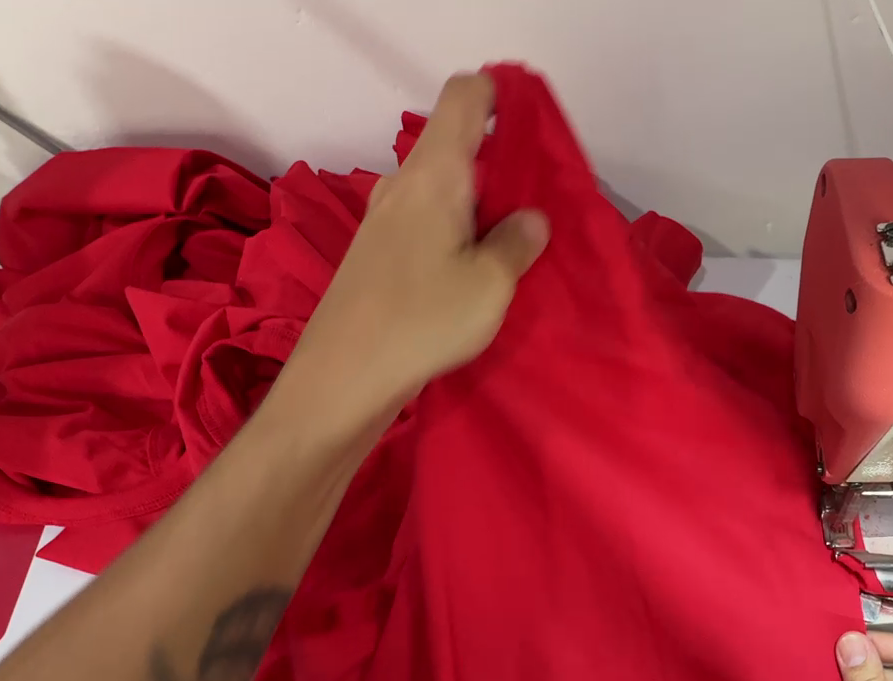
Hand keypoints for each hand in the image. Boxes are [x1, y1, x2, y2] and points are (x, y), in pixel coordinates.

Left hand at [282, 72, 549, 429]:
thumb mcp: (492, 283)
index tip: (536, 129)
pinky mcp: (384, 250)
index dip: (502, 96)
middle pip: (459, 144)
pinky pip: (433, 219)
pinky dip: (464, 229)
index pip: (465, 97)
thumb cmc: (424, 319)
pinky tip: (481, 270)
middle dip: (505, 163)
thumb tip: (532, 218)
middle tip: (543, 204)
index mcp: (435, 174)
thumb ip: (519, 243)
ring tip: (519, 244)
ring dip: (485, 204)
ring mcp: (389, 217)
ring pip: (448, 187)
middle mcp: (406, 183)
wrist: (349, 370)